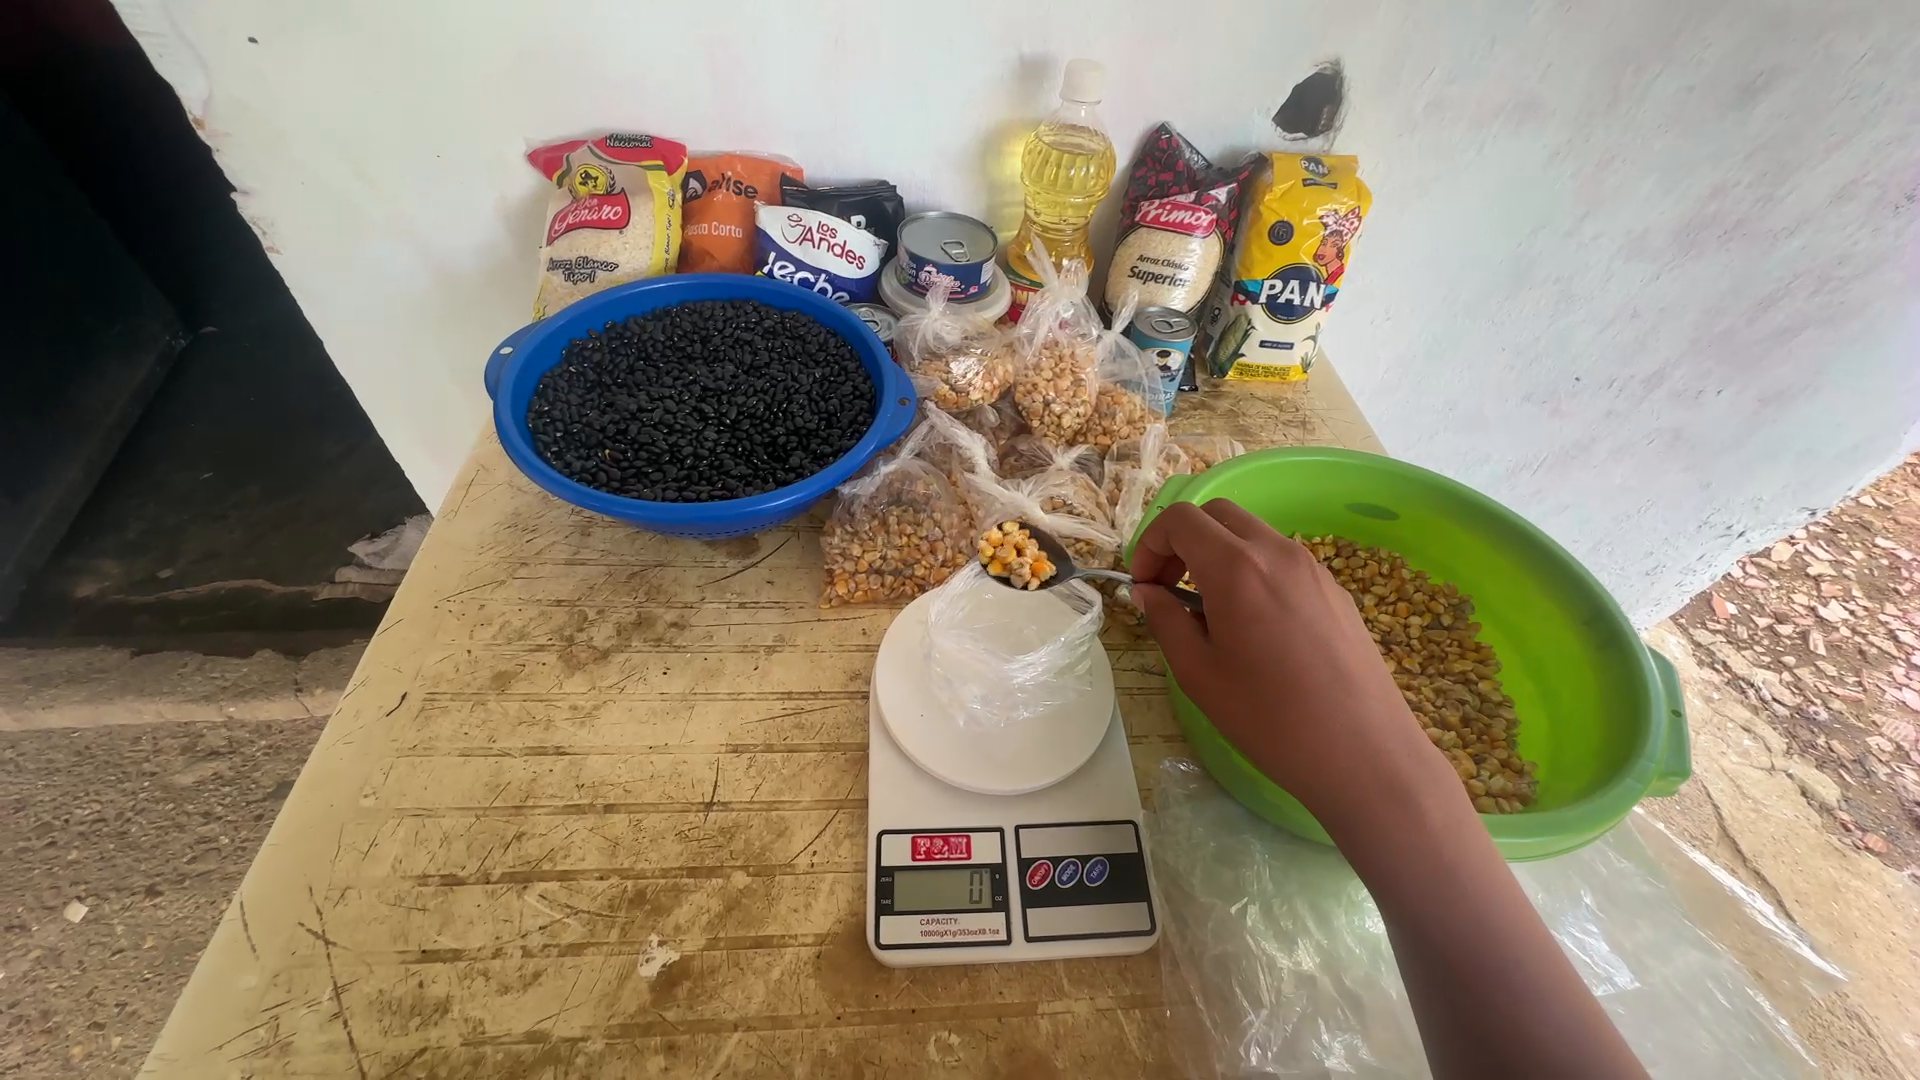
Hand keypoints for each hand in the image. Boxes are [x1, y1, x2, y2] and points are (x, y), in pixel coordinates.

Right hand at [1129, 499, 1460, 830]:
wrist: (1364, 754)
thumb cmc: (1269, 717)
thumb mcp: (1197, 673)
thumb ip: (1165, 620)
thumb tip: (1147, 593)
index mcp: (1235, 567)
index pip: (1180, 520)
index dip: (1149, 544)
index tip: (1143, 586)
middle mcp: (1276, 552)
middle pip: (1216, 514)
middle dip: (1182, 540)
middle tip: (1169, 588)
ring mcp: (1312, 568)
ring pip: (1251, 533)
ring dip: (1217, 553)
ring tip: (1209, 610)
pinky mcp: (1335, 590)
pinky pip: (1281, 559)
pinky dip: (1251, 570)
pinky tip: (1254, 625)